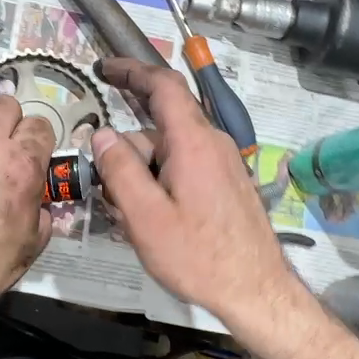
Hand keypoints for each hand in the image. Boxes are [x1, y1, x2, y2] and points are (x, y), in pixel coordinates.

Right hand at [91, 58, 304, 329]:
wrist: (256, 291)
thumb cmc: (198, 256)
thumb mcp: (145, 216)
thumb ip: (120, 169)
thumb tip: (102, 134)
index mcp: (192, 142)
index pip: (163, 86)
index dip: (131, 70)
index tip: (103, 67)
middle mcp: (211, 143)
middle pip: (156, 128)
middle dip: (126, 153)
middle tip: (108, 193)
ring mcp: (221, 164)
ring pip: (167, 153)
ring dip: (141, 176)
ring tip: (131, 220)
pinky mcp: (224, 184)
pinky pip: (182, 169)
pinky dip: (159, 185)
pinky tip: (152, 221)